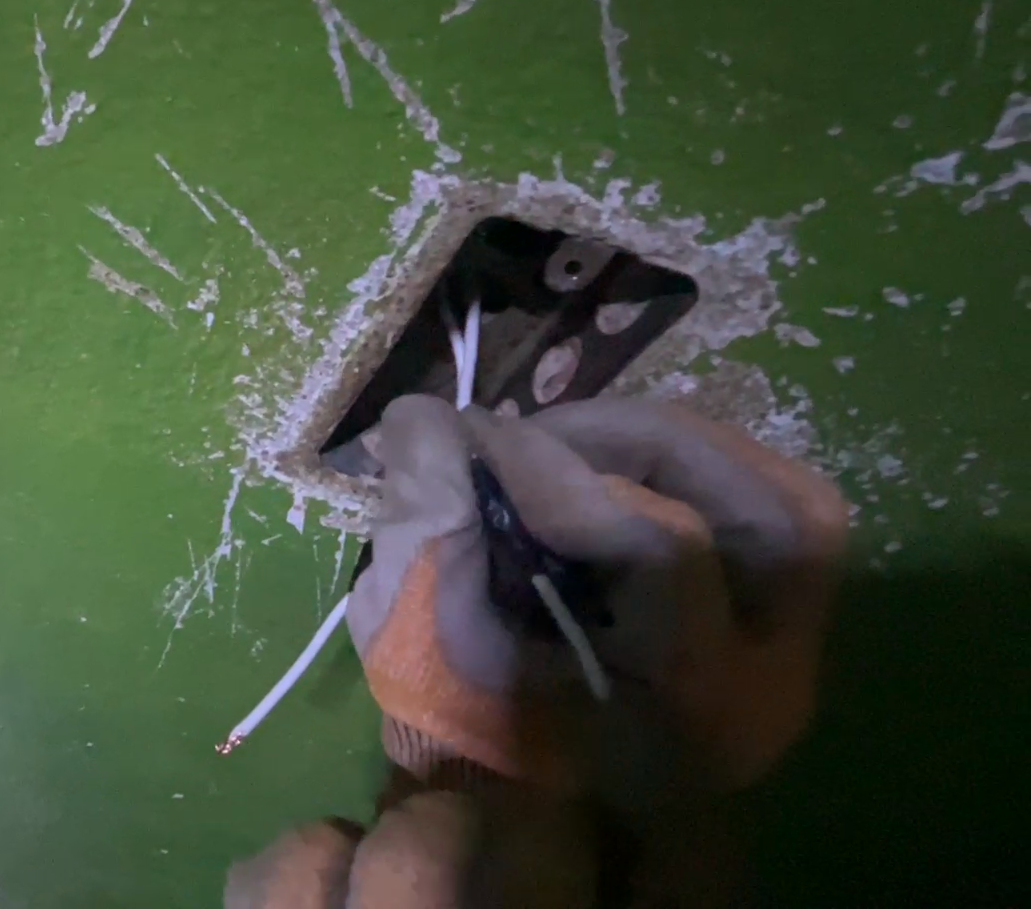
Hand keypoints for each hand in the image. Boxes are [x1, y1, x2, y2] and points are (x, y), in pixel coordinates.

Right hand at [345, 394, 846, 794]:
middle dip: (626, 443)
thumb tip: (422, 416)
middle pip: (761, 514)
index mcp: (676, 701)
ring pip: (785, 501)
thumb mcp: (417, 634)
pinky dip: (686, 471)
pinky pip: (768, 513)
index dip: (557, 474)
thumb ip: (424, 525)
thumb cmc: (457, 719)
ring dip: (664, 447)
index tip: (468, 437)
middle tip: (524, 431)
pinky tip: (600, 469)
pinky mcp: (770, 618)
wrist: (513, 788)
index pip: (660, 550)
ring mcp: (787, 647)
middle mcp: (767, 677)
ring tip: (563, 440)